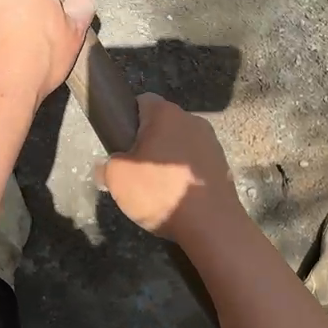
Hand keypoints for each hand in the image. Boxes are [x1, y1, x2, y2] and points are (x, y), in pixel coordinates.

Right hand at [100, 94, 247, 244]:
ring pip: (179, 143)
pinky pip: (195, 161)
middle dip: (148, 142)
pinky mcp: (223, 163)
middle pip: (162, 124)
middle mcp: (192, 120)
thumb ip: (105, 167)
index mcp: (166, 114)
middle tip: (134, 169)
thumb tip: (105, 168)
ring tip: (158, 188)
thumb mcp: (117, 179)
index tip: (121, 143)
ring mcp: (212, 141)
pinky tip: (178, 196)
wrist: (211, 225)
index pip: (141, 101)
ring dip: (168, 159)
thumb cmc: (160, 192)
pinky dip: (184, 173)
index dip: (127, 119)